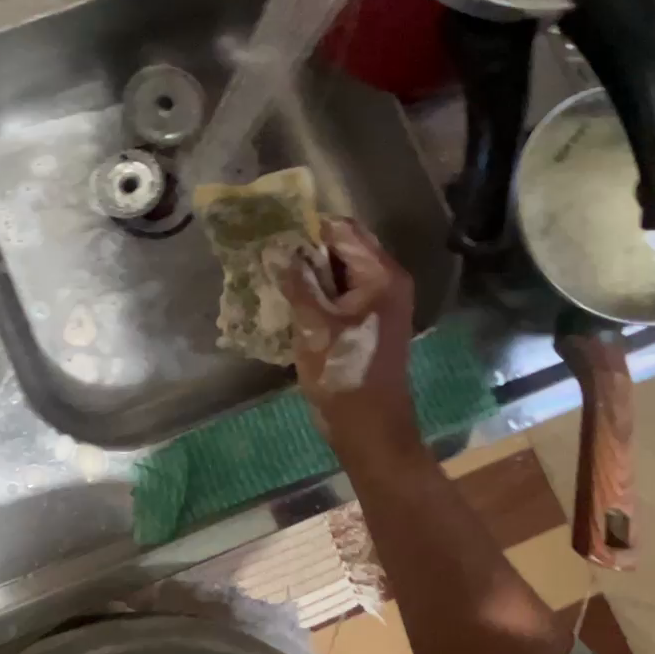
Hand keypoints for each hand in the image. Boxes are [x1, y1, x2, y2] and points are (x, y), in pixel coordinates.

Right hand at [274, 218, 421, 463]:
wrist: (369, 426)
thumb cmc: (343, 372)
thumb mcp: (314, 325)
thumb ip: (297, 283)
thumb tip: (277, 250)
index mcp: (381, 275)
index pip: (344, 231)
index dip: (309, 227)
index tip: (273, 230)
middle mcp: (386, 281)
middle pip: (343, 249)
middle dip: (306, 249)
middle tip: (268, 251)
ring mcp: (379, 302)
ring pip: (339, 272)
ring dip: (308, 271)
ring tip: (272, 271)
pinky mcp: (367, 321)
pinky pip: (340, 294)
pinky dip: (316, 292)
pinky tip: (287, 297)